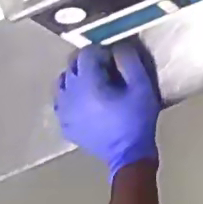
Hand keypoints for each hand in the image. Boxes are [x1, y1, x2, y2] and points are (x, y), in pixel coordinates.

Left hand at [55, 41, 160, 180]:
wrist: (128, 156)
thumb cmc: (136, 118)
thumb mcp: (142, 84)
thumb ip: (129, 60)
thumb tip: (117, 48)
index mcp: (87, 83)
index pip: (85, 53)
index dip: (102, 52)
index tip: (115, 62)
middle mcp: (69, 95)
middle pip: (71, 65)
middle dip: (88, 62)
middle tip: (107, 71)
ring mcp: (63, 112)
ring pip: (62, 82)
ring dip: (77, 77)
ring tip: (95, 85)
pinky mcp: (65, 125)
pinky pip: (61, 101)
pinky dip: (70, 95)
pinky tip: (86, 102)